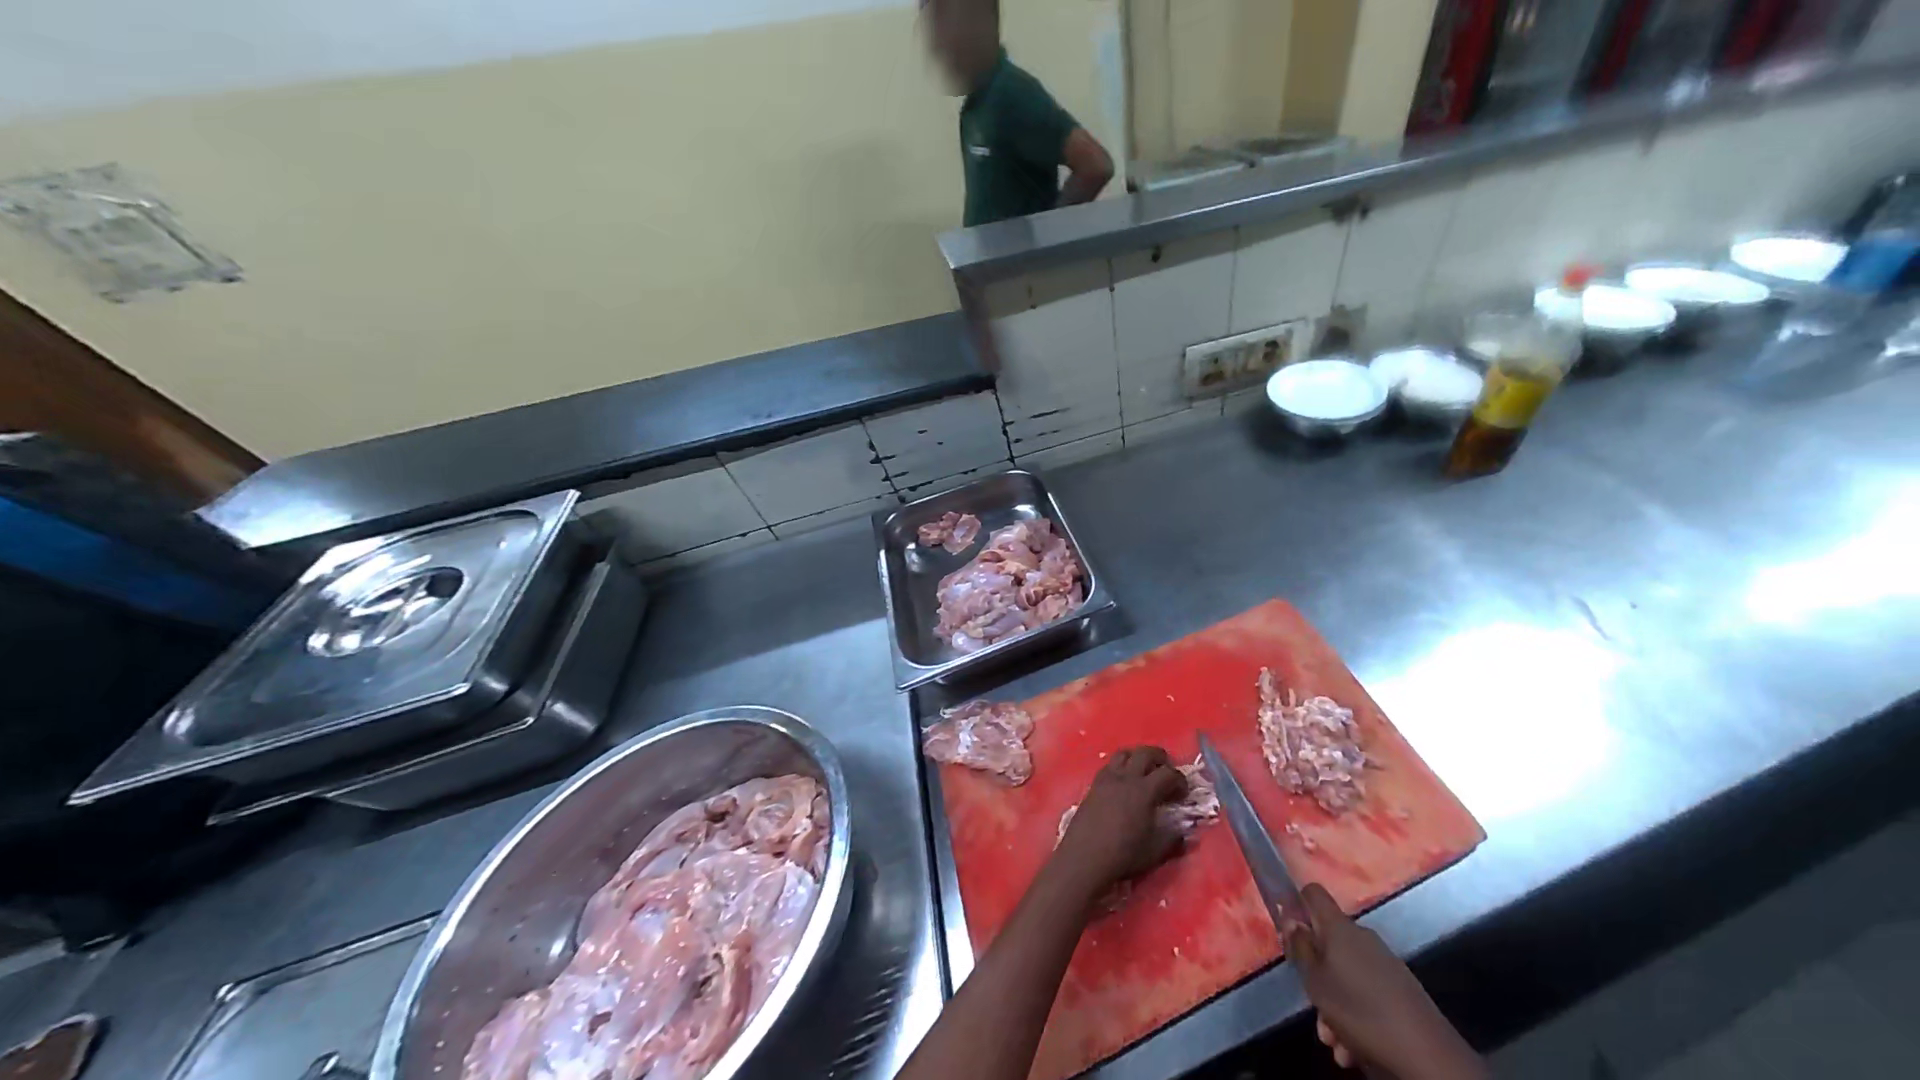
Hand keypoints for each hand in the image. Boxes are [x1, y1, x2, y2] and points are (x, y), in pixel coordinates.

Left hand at [1052, 746, 1187, 897]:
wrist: (1084, 856)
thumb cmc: (1123, 854)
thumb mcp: (1155, 851)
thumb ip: (1172, 838)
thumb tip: (1184, 832)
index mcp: (1144, 791)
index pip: (1168, 774)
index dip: (1180, 780)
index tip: (1183, 794)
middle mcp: (1125, 778)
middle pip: (1145, 752)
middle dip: (1160, 758)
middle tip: (1166, 772)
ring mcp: (1106, 779)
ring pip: (1124, 753)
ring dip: (1137, 757)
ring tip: (1143, 772)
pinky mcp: (1093, 785)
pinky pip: (1109, 765)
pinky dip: (1121, 767)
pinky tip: (1123, 783)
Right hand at [1284, 884, 1486, 1079]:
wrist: (1428, 1055)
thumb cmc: (1360, 1010)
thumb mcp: (1315, 982)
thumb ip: (1300, 948)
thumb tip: (1292, 920)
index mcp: (1339, 928)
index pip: (1313, 893)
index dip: (1297, 903)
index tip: (1289, 928)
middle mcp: (1363, 938)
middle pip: (1328, 942)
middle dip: (1316, 973)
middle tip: (1311, 1002)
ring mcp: (1385, 963)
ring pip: (1346, 973)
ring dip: (1335, 1002)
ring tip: (1334, 1039)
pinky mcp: (1401, 988)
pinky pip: (1367, 991)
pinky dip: (1356, 1013)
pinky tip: (1353, 1047)